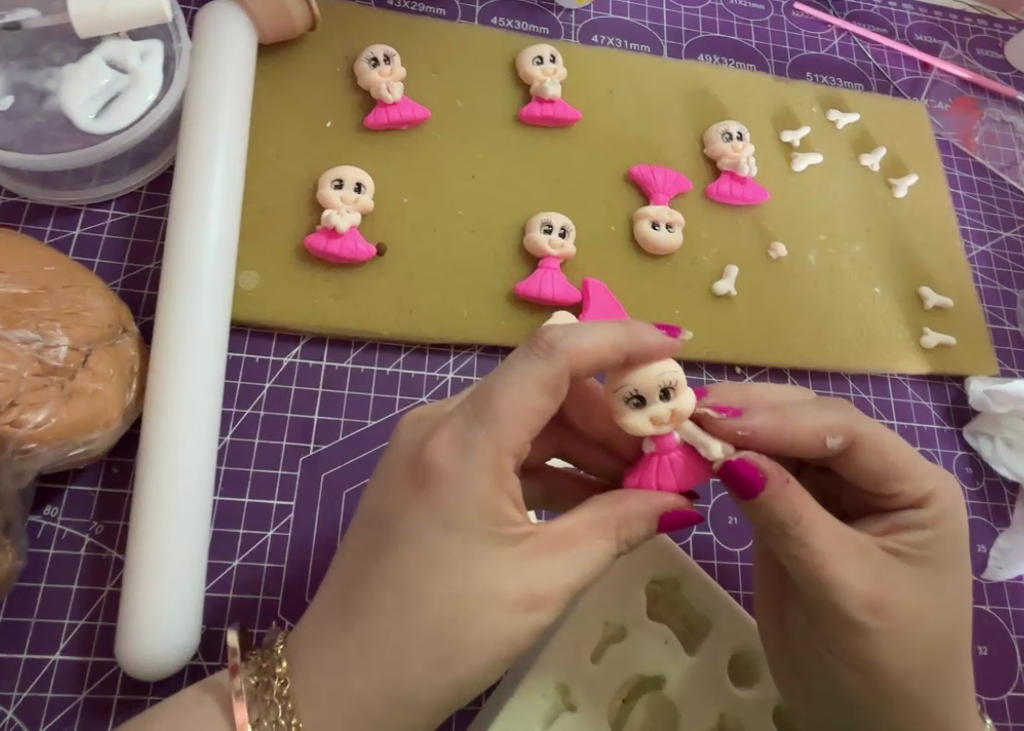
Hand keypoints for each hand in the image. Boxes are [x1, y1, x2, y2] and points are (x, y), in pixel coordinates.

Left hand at [286, 321, 698, 730]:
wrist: (344, 680)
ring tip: (639, 483)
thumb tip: (679, 499)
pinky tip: (593, 497)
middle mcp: (443, 420)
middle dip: (610, 411)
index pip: (551, 355)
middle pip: (542, 384)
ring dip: (584, 440)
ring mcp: (431, 440)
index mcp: (465, 436)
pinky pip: (501, 443)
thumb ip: (616, 525)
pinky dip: (550, 462)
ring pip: (525, 414)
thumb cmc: (443, 633)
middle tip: (665, 452)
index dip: (618, 341)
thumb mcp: (542, 581)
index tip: (675, 350)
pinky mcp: (429, 465)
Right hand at [704, 384, 981, 730]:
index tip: (716, 422)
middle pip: (808, 419)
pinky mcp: (795, 506)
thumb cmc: (884, 666)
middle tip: (687, 412)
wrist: (874, 730)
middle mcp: (874, 473)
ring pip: (778, 435)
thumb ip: (789, 516)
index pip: (844, 430)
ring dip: (732, 428)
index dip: (780, 419)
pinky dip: (727, 456)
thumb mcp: (843, 590)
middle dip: (750, 413)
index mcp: (913, 485)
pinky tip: (696, 449)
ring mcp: (833, 488)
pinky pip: (759, 467)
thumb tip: (728, 454)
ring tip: (683, 423)